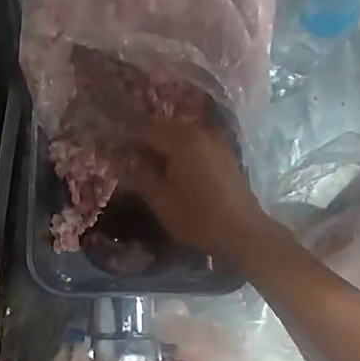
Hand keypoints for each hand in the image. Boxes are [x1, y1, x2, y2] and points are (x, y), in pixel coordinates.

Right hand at [118, 118, 272, 262]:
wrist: (244, 232)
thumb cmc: (199, 218)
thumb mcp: (162, 200)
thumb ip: (141, 175)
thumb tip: (124, 159)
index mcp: (183, 139)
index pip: (146, 129)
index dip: (128, 140)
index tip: (115, 153)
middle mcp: (201, 132)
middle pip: (166, 127)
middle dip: (147, 141)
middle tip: (131, 161)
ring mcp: (217, 142)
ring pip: (182, 135)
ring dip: (165, 146)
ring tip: (152, 168)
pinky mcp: (226, 155)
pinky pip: (197, 144)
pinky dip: (183, 152)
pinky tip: (175, 171)